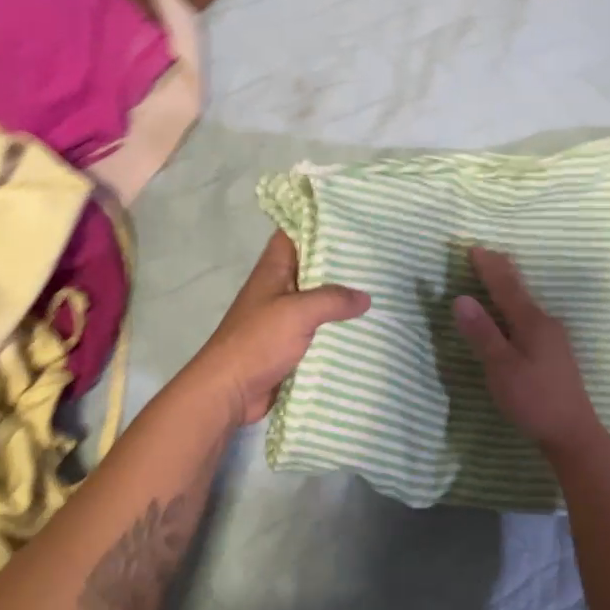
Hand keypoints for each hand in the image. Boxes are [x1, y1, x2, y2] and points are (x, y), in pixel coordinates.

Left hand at [184, 230, 370, 426]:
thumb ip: (333, 299)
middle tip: (377, 255)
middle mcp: (279, 288)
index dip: (319, 223)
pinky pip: (319, 328)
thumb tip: (365, 297)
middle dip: (340, 262)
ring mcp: (283, 316)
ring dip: (342, 298)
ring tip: (380, 287)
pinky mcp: (289, 343)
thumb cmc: (258, 342)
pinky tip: (365, 325)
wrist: (230, 391)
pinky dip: (337, 327)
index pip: (295, 233)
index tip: (352, 219)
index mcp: (273, 270)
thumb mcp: (298, 312)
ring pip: (318, 299)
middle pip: (312, 266)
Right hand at [452, 247, 601, 450]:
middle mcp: (545, 323)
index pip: (506, 286)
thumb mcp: (501, 368)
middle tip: (487, 254)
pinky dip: (515, 306)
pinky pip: (529, 318)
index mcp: (532, 322)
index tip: (473, 248)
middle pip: (519, 290)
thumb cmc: (534, 399)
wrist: (573, 433)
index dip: (488, 268)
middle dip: (502, 271)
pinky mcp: (554, 354)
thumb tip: (461, 298)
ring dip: (509, 288)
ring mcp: (553, 339)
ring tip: (497, 276)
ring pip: (526, 304)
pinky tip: (514, 314)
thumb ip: (482, 333)